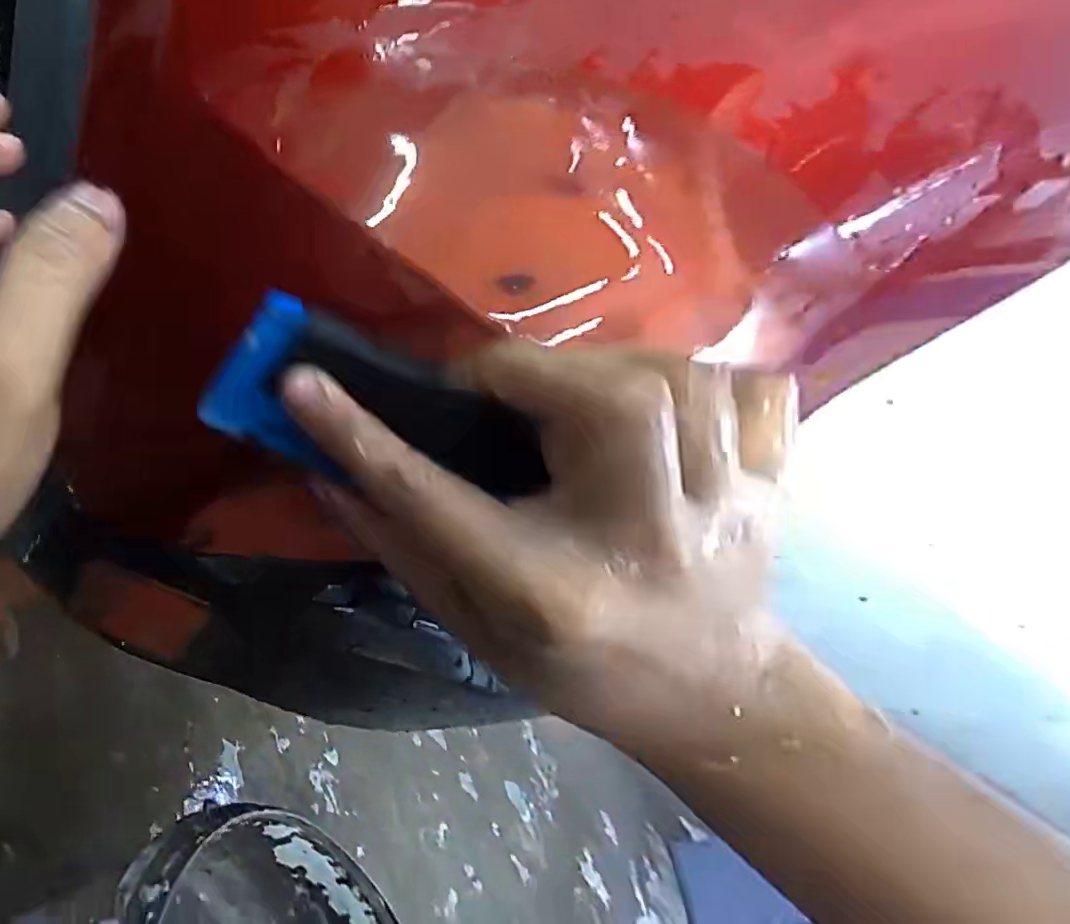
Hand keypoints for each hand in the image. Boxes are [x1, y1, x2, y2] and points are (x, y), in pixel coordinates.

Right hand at [283, 343, 810, 759]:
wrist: (715, 703)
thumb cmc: (572, 668)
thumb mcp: (466, 622)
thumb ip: (395, 542)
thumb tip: (326, 470)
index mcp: (547, 590)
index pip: (428, 494)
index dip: (353, 432)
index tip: (297, 383)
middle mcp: (642, 539)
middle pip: (600, 406)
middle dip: (519, 370)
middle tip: (483, 386)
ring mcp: (727, 508)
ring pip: (672, 382)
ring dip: (596, 367)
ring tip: (559, 393)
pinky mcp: (772, 484)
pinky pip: (742, 391)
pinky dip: (687, 376)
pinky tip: (652, 402)